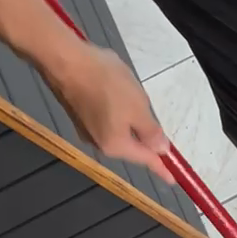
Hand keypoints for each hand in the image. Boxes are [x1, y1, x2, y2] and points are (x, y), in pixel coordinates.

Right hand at [37, 40, 174, 183]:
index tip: (173, 179)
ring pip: (119, 133)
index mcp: (116, 145)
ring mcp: (85, 129)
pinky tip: (120, 100)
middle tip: (162, 137)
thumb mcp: (139, 108)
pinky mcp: (77, 114)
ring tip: (139, 108)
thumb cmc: (106, 83)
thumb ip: (151, 132)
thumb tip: (161, 150)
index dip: (162, 168)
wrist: (63, 58)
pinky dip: (118, 116)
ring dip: (132, 126)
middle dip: (147, 142)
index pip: (146, 159)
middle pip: (131, 147)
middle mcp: (99, 143)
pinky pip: (107, 121)